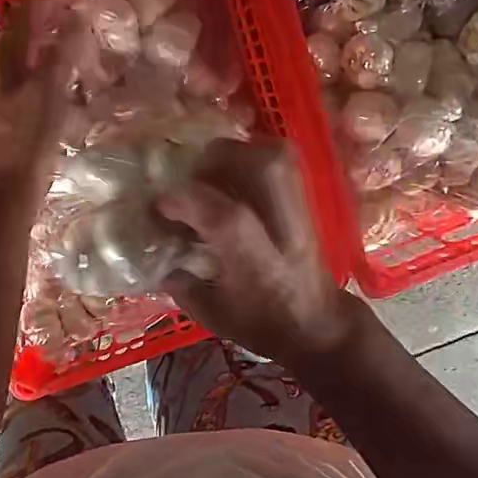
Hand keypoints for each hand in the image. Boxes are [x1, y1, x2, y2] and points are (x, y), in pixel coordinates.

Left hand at [0, 0, 92, 196]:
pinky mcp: (14, 104)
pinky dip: (54, 60)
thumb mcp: (50, 90)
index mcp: (9, 54)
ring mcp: (6, 84)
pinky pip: (35, 68)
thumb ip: (63, 51)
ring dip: (55, 35)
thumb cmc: (29, 137)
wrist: (9, 184)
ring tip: (83, 36)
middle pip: (28, 24)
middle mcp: (3, 63)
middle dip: (56, 10)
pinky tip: (70, 73)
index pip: (32, 8)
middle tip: (88, 9)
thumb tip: (77, 17)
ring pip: (31, 46)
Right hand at [156, 139, 361, 366]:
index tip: (160, 205)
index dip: (188, 202)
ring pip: (279, 157)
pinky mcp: (307, 203)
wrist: (320, 326)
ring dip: (239, 151)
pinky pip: (284, 162)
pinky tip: (232, 174)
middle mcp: (285, 230)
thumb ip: (181, 284)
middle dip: (220, 158)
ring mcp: (301, 212)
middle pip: (266, 168)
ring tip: (212, 170)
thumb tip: (157, 254)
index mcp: (259, 266)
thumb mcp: (213, 315)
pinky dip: (253, 157)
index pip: (228, 218)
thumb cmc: (264, 325)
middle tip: (193, 176)